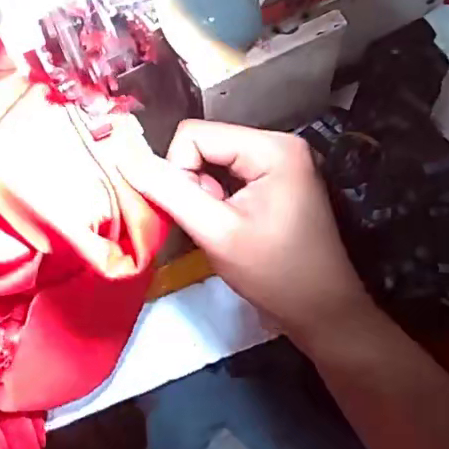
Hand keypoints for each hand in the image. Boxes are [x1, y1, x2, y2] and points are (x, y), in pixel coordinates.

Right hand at [118, 119, 375, 339]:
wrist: (324, 313)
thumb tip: (124, 158)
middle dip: (191, 182)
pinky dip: (214, 196)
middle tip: (208, 221)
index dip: (178, 171)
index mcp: (271, 147)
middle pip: (201, 143)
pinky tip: (228, 223)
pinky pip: (223, 171)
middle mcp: (276, 142)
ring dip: (201, 192)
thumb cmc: (275, 275)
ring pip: (208, 158)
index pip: (194, 135)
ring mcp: (277, 159)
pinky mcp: (273, 176)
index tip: (192, 211)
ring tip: (220, 225)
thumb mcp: (216, 234)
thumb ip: (169, 192)